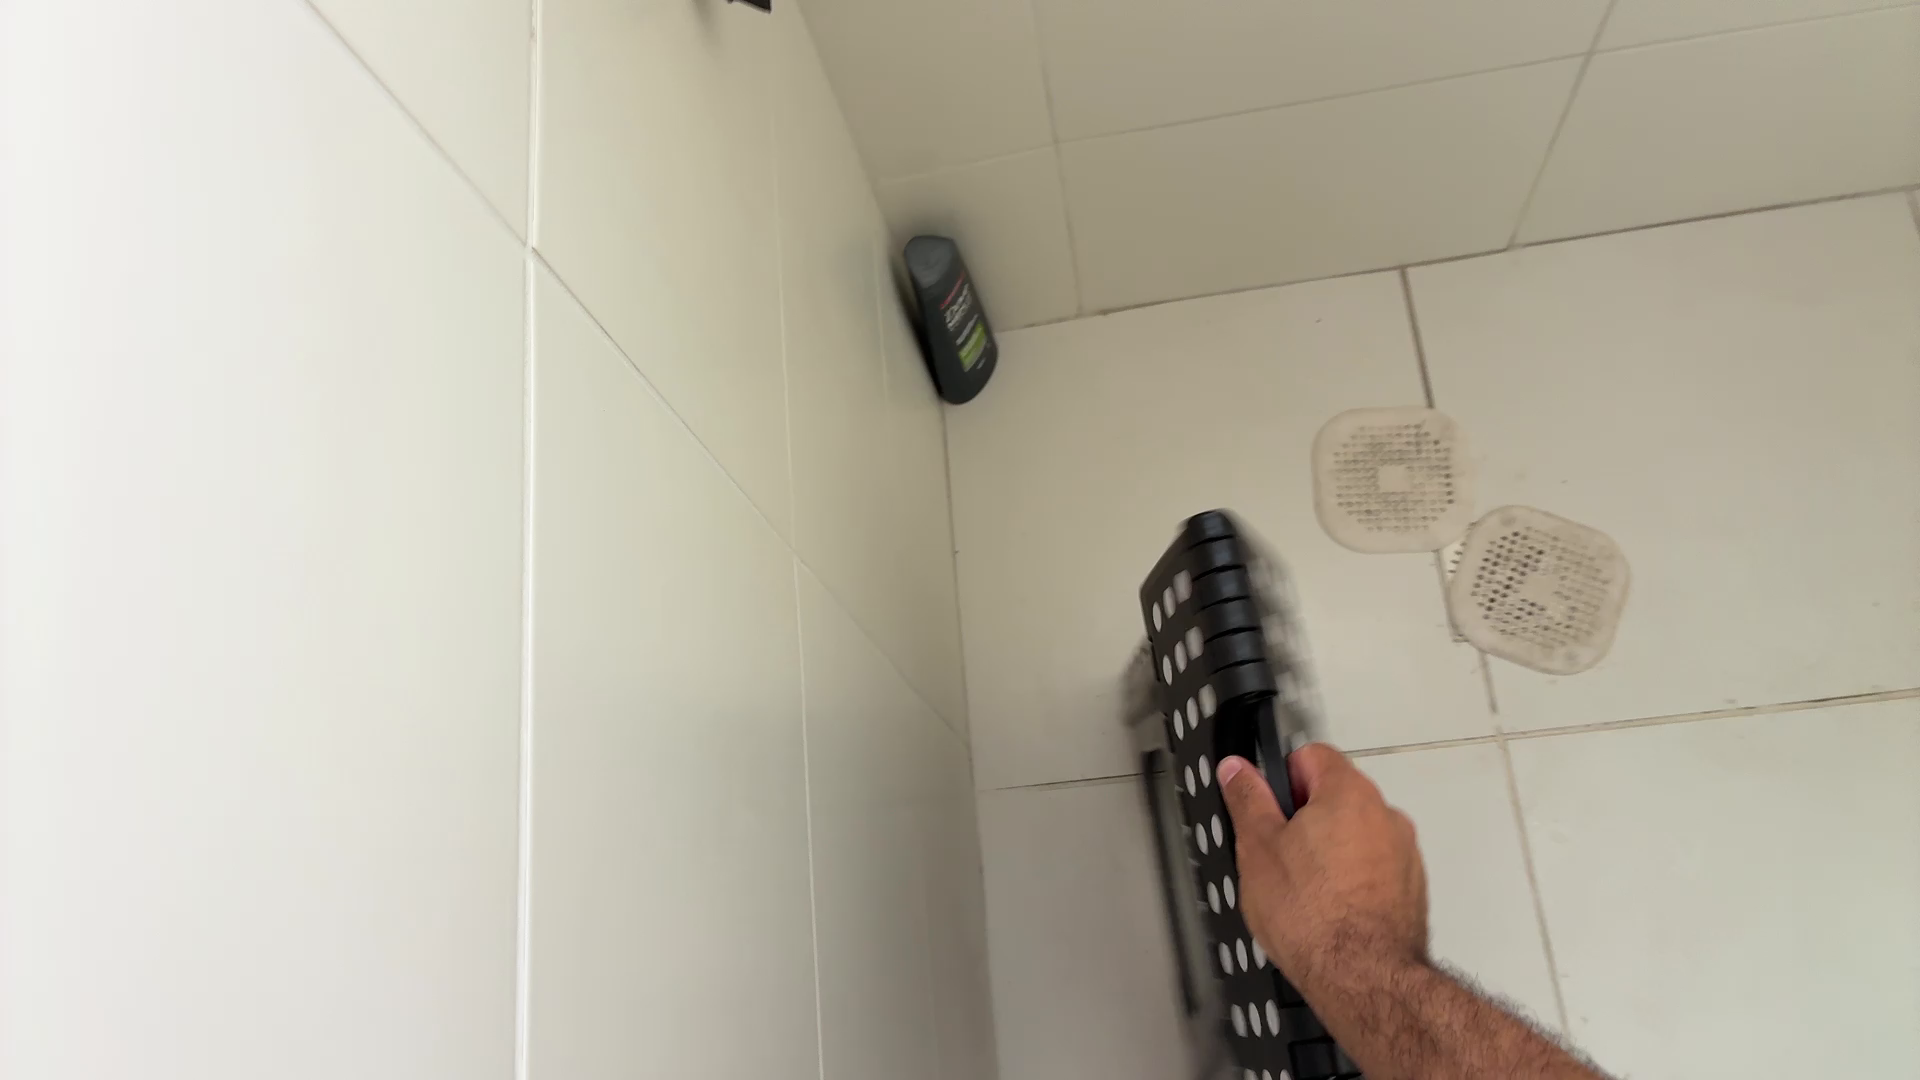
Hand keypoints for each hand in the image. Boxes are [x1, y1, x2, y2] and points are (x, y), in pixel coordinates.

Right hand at [1216, 744, 1428, 1002]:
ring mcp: (1404, 854)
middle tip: (1276, 851)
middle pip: (1333, 793)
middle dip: (1303, 815)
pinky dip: (1350, 876)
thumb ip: (1246, 796)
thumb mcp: (1256, 845)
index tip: (1268, 808)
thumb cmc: (1310, 912)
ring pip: (1352, 832)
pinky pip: (1371, 865)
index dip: (1282, 777)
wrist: (1365, 983)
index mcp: (1348, 792)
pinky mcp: (1412, 890)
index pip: (1311, 755)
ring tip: (1300, 886)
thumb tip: (1236, 767)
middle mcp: (1385, 814)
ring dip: (1327, 847)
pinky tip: (1328, 907)